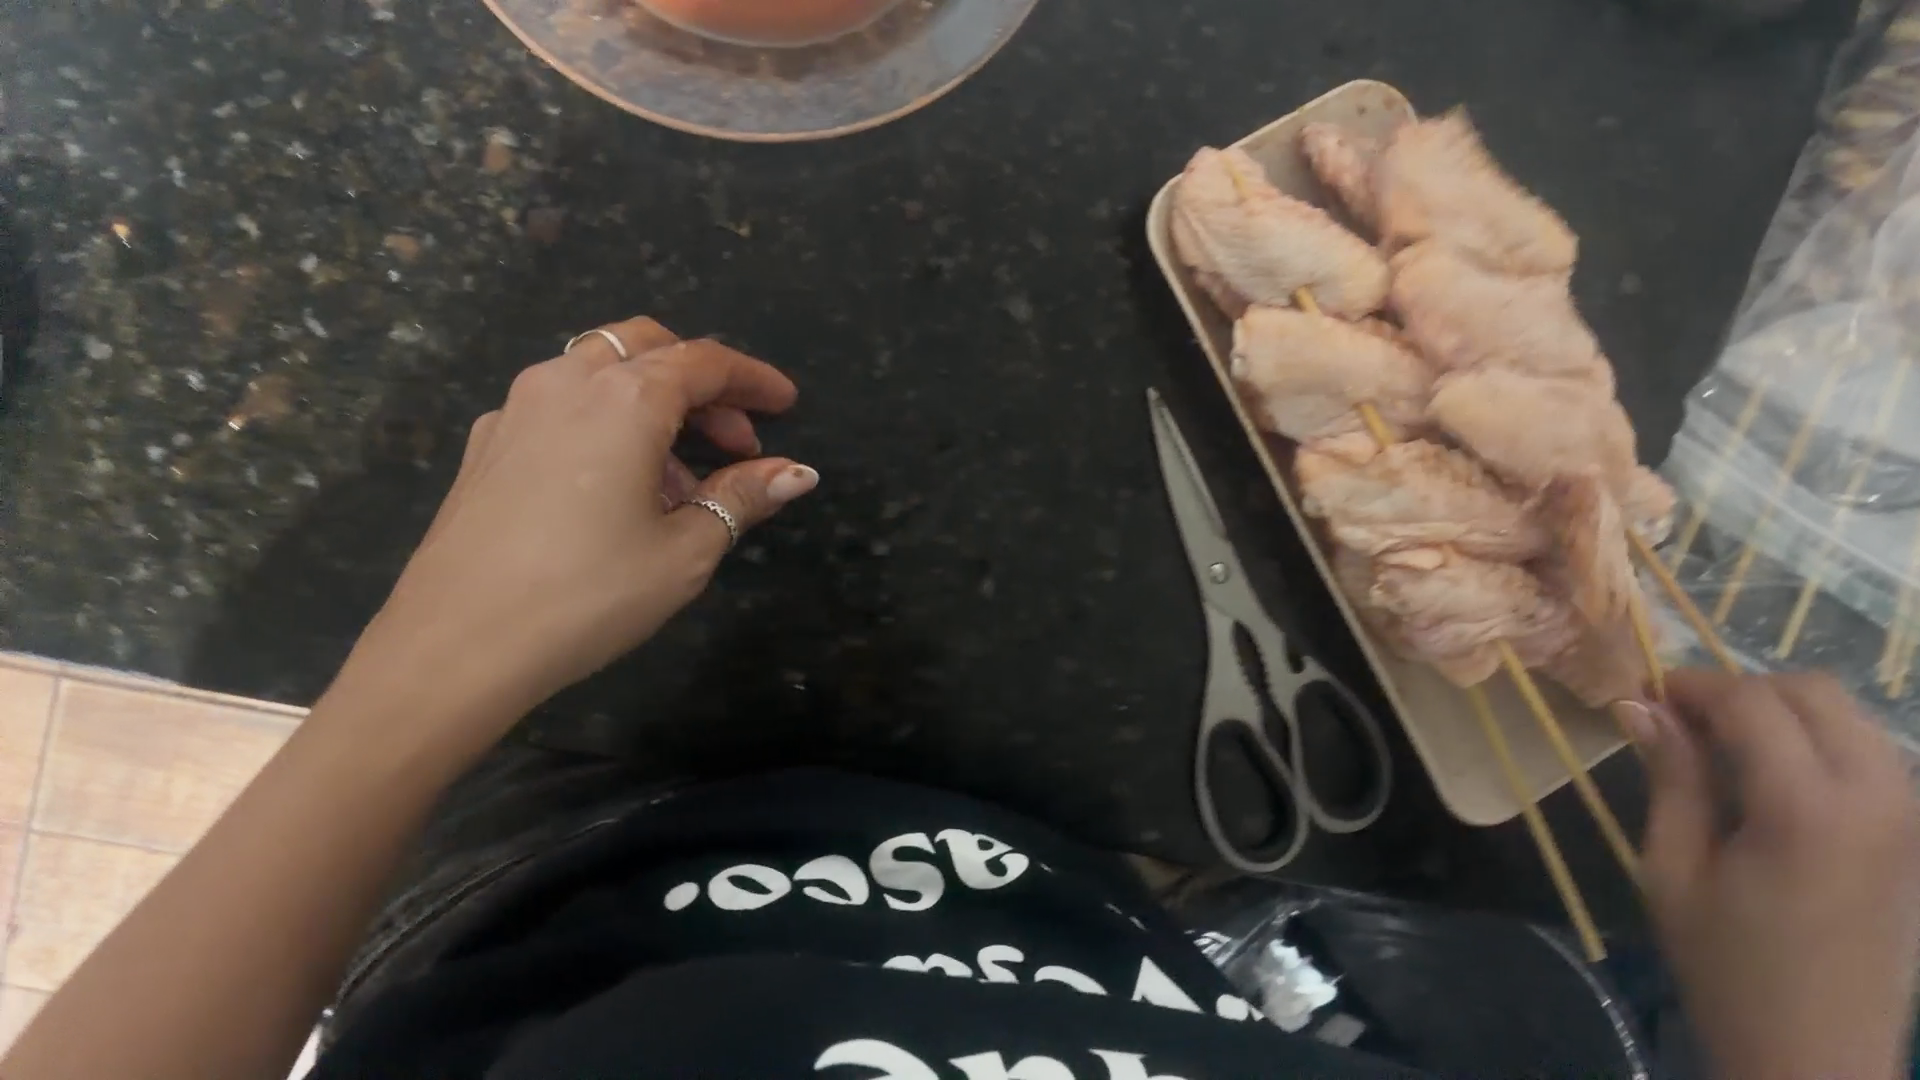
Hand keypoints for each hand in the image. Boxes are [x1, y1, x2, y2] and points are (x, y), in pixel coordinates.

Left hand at [344, 316, 815, 733]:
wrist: (456, 646)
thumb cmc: (590, 595)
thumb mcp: (686, 551)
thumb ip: (743, 498)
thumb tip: (797, 474)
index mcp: (624, 400)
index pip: (705, 363)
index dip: (754, 379)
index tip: (787, 403)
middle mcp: (567, 383)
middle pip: (648, 348)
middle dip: (703, 383)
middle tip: (736, 440)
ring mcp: (516, 409)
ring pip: (600, 371)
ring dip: (653, 401)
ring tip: (679, 476)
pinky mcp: (486, 443)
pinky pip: (561, 405)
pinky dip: (606, 419)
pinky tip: (615, 484)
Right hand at [1621, 670, 1919, 1079]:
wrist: (1817, 1050)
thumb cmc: (1724, 961)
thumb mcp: (1672, 867)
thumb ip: (1671, 778)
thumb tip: (1639, 705)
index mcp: (1808, 813)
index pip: (1753, 704)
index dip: (1690, 685)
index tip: (1640, 695)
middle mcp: (1879, 803)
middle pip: (1815, 693)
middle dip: (1739, 688)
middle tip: (1678, 717)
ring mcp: (1912, 822)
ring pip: (1850, 717)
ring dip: (1780, 711)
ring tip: (1717, 742)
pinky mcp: (1917, 840)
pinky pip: (1871, 755)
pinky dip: (1815, 740)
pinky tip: (1767, 773)